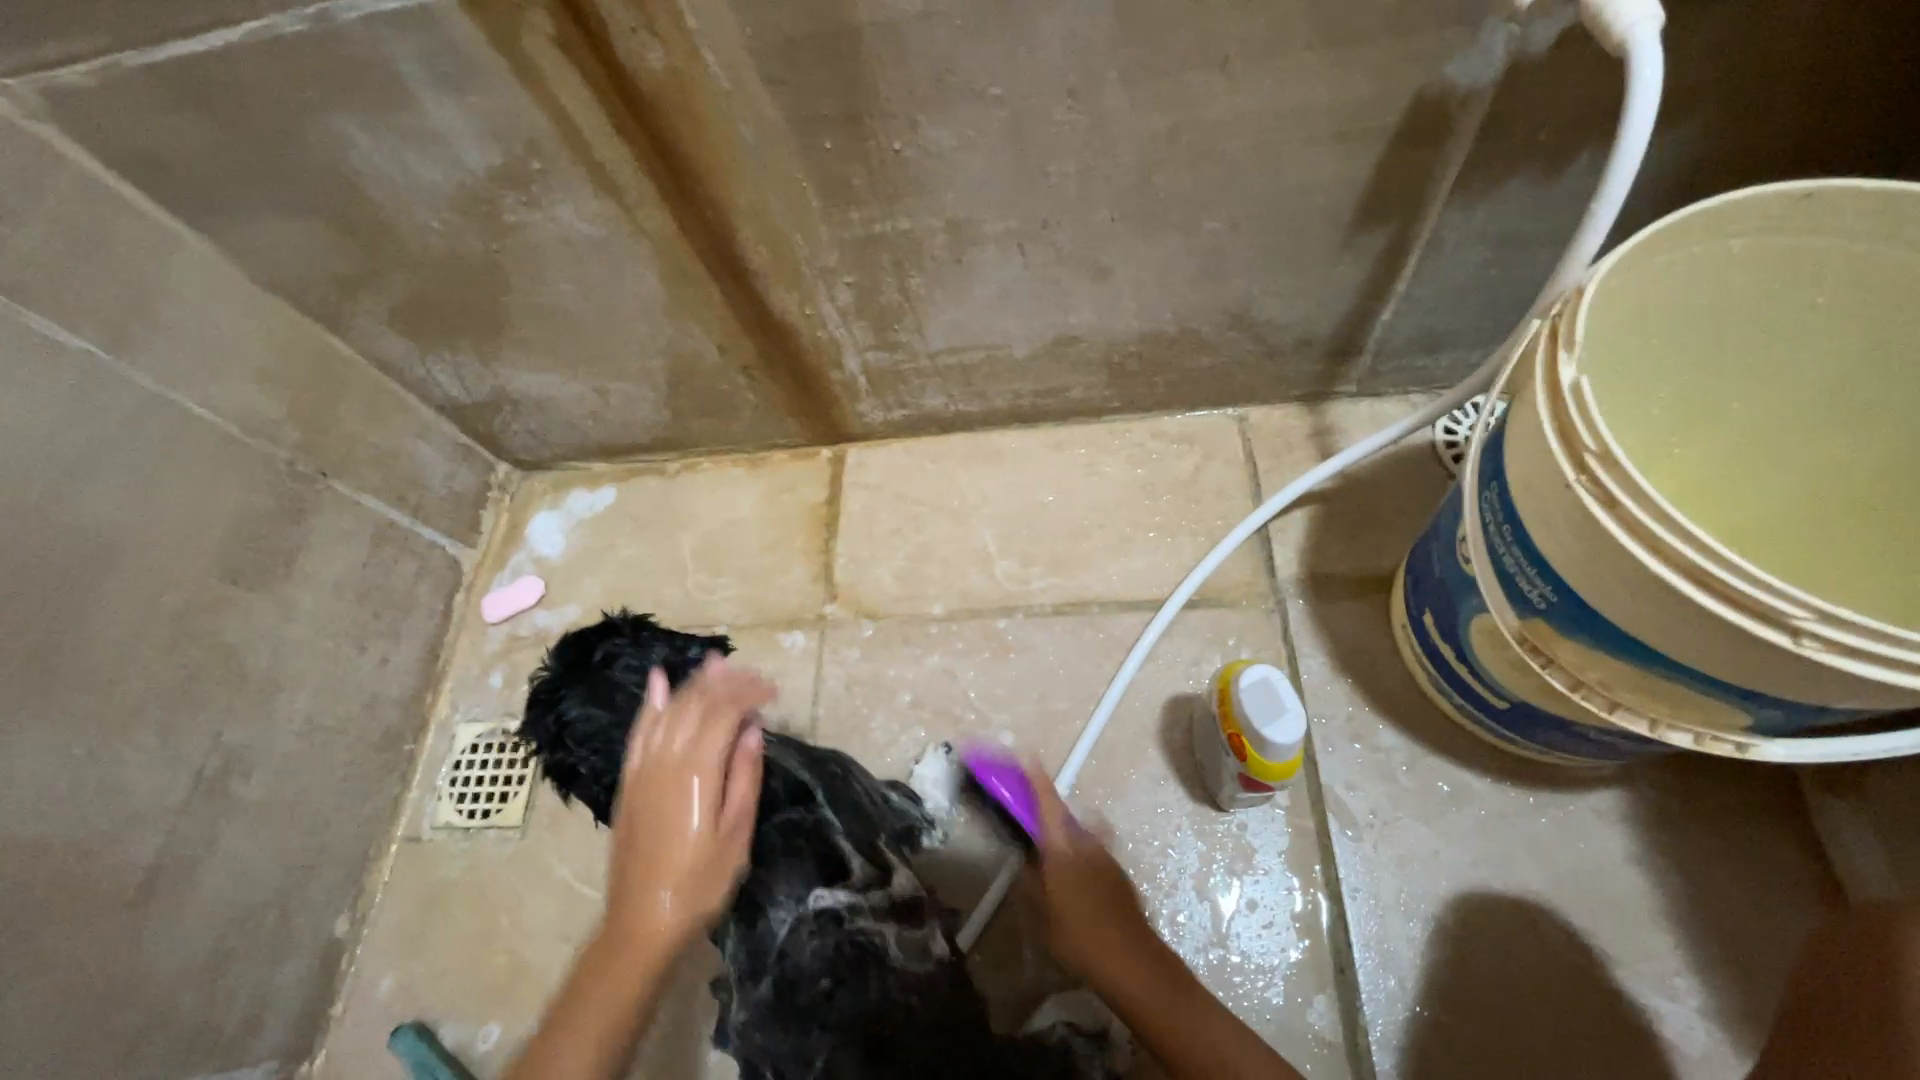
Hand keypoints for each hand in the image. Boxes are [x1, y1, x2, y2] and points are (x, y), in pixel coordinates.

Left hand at [603, 655, 770, 953]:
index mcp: (697, 771)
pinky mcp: (629, 780)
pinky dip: (652, 702)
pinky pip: (640, 730)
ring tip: (716, 664)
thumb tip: (752, 728)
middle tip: (753, 675)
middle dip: (725, 682)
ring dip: (694, 683)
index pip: (724, 712)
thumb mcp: (737, 833)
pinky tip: (659, 682)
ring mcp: (642, 768)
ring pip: (669, 710)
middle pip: (696, 704)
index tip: (773, 691)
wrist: (642, 920)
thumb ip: (745, 775)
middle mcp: (666, 759)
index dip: (749, 693)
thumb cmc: (701, 882)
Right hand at [1019, 761, 1159, 980]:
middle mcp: (1087, 843)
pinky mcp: (1120, 873)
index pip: (1047, 802)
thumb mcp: (1040, 914)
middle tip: (1029, 829)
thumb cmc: (1078, 936)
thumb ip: (1030, 882)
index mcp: (1062, 848)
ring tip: (1052, 868)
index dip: (1036, 777)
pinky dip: (1079, 859)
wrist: (1132, 960)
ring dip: (1064, 841)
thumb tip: (1026, 862)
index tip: (1027, 754)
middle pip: (1063, 818)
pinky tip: (1075, 889)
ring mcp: (1107, 857)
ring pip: (1079, 838)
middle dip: (1046, 816)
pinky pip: (1092, 855)